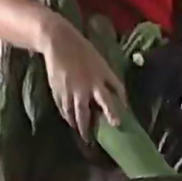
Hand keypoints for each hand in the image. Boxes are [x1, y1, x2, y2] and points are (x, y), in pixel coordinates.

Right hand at [38, 14, 125, 141]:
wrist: (57, 39)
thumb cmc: (85, 53)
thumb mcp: (104, 66)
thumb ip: (115, 85)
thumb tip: (125, 104)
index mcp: (95, 83)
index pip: (106, 101)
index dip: (111, 112)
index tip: (116, 124)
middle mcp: (81, 89)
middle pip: (83, 113)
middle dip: (85, 128)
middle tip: (89, 141)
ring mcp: (67, 90)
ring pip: (70, 113)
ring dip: (75, 124)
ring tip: (79, 132)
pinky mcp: (56, 88)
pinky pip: (61, 106)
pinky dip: (65, 114)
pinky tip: (69, 119)